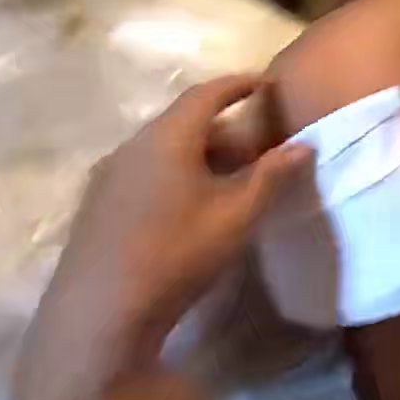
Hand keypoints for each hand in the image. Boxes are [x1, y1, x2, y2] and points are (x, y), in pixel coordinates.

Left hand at [44, 75, 310, 357]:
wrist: (98, 317)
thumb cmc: (177, 255)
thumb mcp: (237, 216)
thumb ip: (272, 176)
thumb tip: (303, 146)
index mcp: (165, 140)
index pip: (205, 94)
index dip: (237, 84)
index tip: (264, 82)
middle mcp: (131, 147)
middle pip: (184, 121)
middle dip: (225, 127)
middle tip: (258, 148)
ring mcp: (107, 176)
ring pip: (163, 147)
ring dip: (201, 151)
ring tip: (231, 179)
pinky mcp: (96, 204)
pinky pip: (144, 168)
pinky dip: (176, 169)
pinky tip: (191, 203)